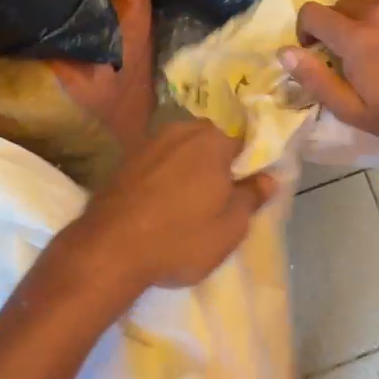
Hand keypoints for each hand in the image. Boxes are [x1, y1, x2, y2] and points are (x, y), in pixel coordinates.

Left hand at [57, 121, 274, 296]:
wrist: (110, 248)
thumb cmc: (181, 238)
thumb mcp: (230, 228)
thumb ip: (252, 197)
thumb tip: (269, 177)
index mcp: (213, 140)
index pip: (243, 145)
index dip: (246, 170)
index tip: (244, 193)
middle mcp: (182, 129)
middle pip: (211, 144)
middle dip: (216, 166)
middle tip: (216, 202)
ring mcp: (150, 141)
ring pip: (182, 151)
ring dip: (188, 170)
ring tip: (186, 206)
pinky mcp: (126, 157)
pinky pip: (158, 162)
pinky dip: (163, 177)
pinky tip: (159, 204)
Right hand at [279, 0, 378, 144]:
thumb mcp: (348, 108)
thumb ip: (314, 77)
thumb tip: (284, 51)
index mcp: (354, 38)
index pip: (311, 12)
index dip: (305, 30)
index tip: (315, 50)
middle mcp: (373, 12)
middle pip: (335, 7)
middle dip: (332, 27)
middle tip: (347, 55)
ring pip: (358, 1)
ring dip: (355, 19)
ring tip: (370, 45)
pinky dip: (378, 13)